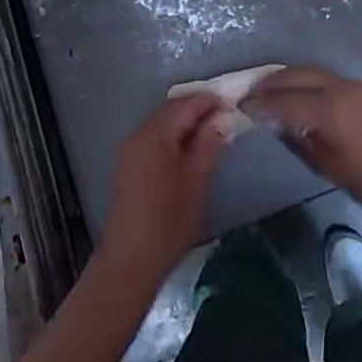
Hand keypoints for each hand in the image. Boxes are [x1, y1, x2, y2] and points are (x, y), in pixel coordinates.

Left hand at [97, 92, 228, 284]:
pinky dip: (172, 133)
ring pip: (160, 121)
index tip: (234, 107)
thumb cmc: (169, 223)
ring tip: (211, 132)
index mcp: (154, 136)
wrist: (131, 260)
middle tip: (225, 118)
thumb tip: (221, 118)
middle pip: (170, 108)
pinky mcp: (127, 162)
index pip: (185, 104)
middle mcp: (137, 134)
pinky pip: (152, 135)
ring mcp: (129, 148)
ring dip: (184, 120)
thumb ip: (209, 145)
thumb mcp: (197, 182)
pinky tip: (188, 148)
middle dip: (197, 108)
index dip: (210, 101)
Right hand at [245, 67, 361, 223]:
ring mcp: (356, 85)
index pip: (284, 100)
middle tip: (248, 96)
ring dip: (287, 80)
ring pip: (311, 72)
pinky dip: (305, 83)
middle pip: (295, 75)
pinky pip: (326, 78)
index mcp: (331, 109)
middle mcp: (341, 88)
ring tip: (267, 94)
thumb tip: (278, 124)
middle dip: (269, 84)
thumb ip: (300, 140)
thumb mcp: (330, 167)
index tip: (239, 108)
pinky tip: (297, 97)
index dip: (259, 104)